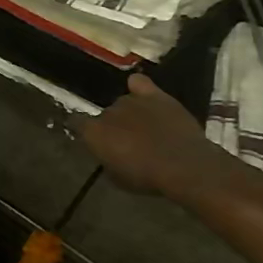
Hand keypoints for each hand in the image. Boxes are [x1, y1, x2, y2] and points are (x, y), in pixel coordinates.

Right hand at [72, 74, 235, 196]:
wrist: (186, 167)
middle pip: (105, 114)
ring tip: (146, 126)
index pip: (76, 122)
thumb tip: (106, 151)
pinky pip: (140, 84)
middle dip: (113, 125)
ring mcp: (131, 102)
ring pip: (124, 102)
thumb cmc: (147, 178)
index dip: (85, 130)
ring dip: (130, 113)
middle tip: (129, 140)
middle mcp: (107, 112)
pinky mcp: (156, 97)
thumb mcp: (116, 177)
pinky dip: (138, 87)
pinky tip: (140, 91)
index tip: (95, 140)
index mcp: (92, 132)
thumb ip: (106, 158)